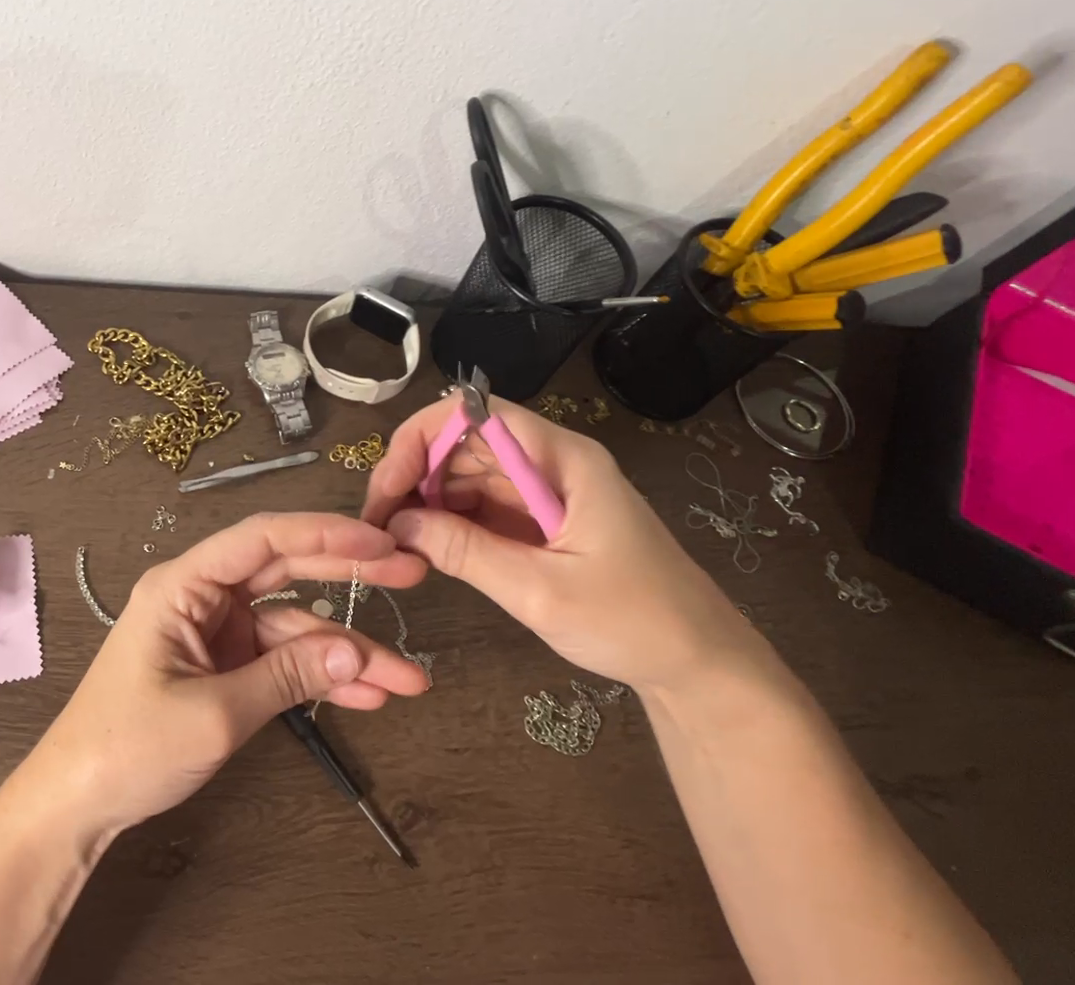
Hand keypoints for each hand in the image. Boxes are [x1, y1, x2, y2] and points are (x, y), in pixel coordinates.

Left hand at [25, 512, 430, 835]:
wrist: (77, 803)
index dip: (326, 534)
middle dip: (350, 578)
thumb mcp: (215, 714)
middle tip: (413, 574)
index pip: (263, 540)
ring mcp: (215, 631)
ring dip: (346, 654)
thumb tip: (358, 654)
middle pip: (286, 571)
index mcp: (183, 585)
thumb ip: (287, 677)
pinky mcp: (224, 665)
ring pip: (293, 626)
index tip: (382, 544)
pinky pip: (282, 661)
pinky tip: (367, 696)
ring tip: (407, 679)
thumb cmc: (128, 748)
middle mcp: (202, 596)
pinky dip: (320, 680)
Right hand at [361, 396, 759, 693]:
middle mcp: (549, 464)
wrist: (697, 662)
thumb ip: (465, 552)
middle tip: (377, 526)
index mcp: (561, 459)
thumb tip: (395, 525)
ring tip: (394, 542)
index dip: (423, 438)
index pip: (477, 414)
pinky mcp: (539, 524)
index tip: (388, 488)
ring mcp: (544, 494)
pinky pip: (481, 507)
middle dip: (415, 473)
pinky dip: (449, 523)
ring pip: (468, 475)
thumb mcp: (540, 590)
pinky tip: (425, 549)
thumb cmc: (632, 621)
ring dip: (427, 501)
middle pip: (466, 441)